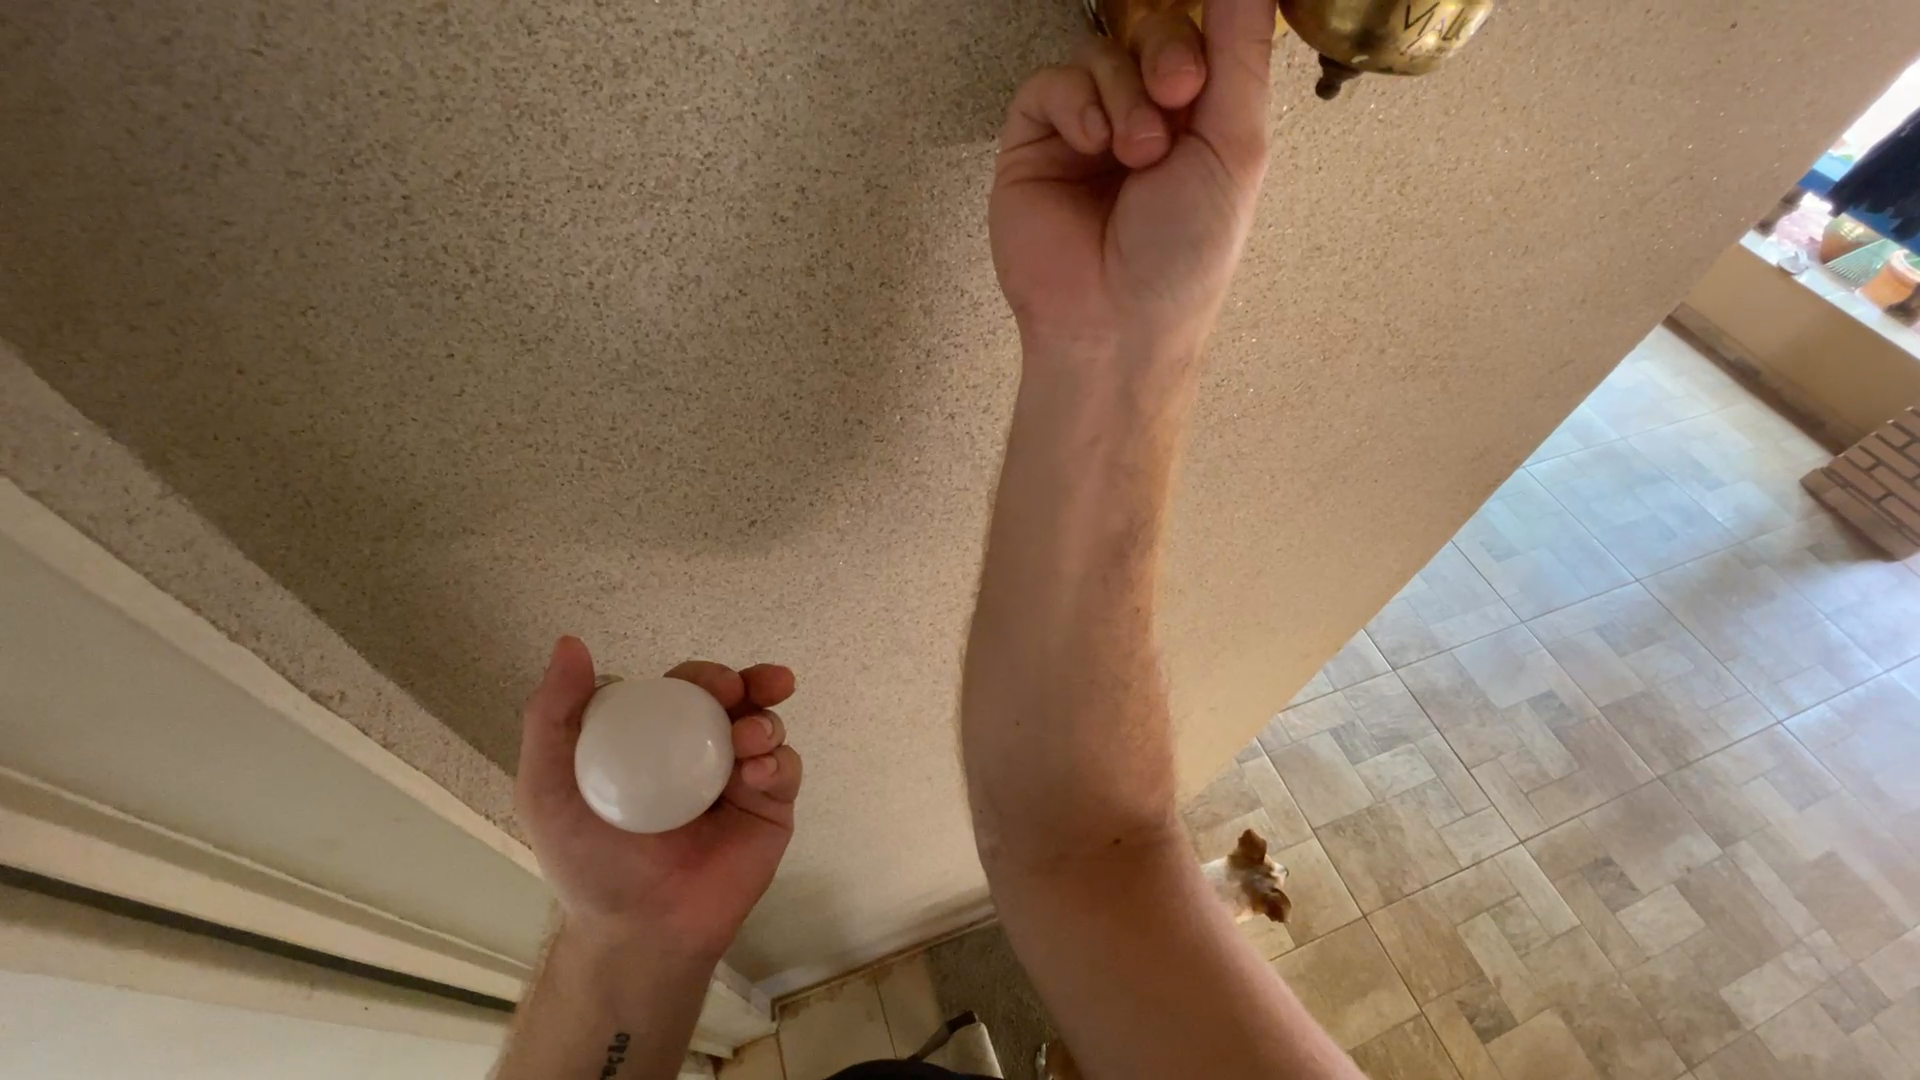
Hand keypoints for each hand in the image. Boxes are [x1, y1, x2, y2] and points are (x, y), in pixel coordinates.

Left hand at [514, 637, 801, 960]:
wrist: (639, 931)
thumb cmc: (592, 861)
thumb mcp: (550, 788)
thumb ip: (552, 716)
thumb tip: (570, 644)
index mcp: (659, 738)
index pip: (689, 690)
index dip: (707, 676)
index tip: (719, 683)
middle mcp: (704, 751)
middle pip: (739, 700)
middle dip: (754, 683)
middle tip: (752, 690)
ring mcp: (741, 778)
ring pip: (768, 727)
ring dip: (766, 723)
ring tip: (751, 741)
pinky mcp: (772, 807)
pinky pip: (787, 770)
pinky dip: (780, 762)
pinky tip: (759, 775)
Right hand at [989, 0, 1274, 365]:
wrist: (1114, 323)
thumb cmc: (1182, 258)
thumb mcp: (1236, 149)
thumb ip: (1241, 53)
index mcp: (1196, 127)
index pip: (1199, 41)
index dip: (1203, 34)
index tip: (1205, 68)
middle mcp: (1140, 124)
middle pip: (1149, 34)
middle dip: (1166, 54)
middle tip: (1178, 94)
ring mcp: (1085, 137)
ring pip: (1100, 56)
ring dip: (1124, 93)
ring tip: (1136, 152)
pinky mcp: (1035, 150)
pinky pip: (1049, 87)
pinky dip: (1076, 102)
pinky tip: (1092, 143)